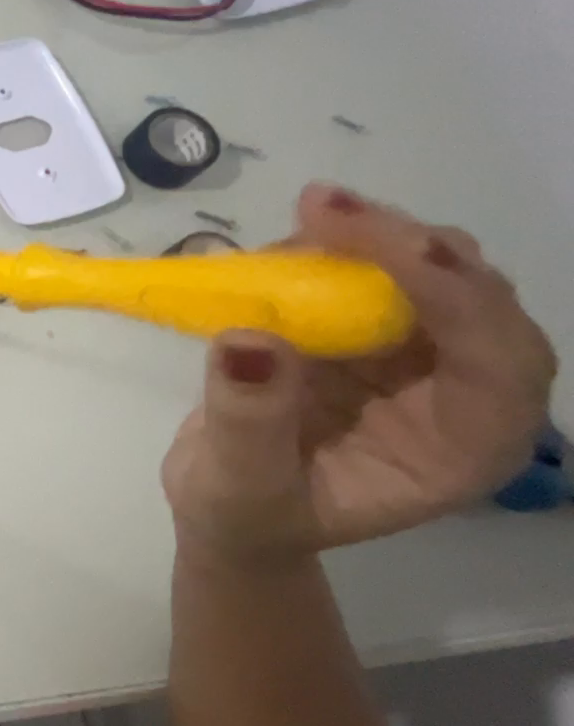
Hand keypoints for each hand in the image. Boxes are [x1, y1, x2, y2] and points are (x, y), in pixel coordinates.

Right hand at [162, 183, 557, 564]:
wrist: (230, 517)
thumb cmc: (245, 516)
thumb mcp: (240, 484)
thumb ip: (250, 420)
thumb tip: (245, 338)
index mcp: (466, 446)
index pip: (495, 355)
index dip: (452, 294)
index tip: (388, 245)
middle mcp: (461, 395)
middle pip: (473, 301)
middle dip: (409, 249)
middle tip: (324, 208)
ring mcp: (416, 363)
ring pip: (427, 277)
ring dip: (371, 240)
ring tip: (305, 217)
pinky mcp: (367, 341)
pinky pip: (368, 281)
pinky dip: (331, 255)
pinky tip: (286, 246)